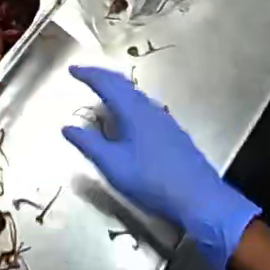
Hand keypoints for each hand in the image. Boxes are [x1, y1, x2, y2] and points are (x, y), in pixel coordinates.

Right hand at [62, 65, 258, 269]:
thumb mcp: (114, 166)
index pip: (106, 83)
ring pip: (136, 94)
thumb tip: (67, 127)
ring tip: (103, 91)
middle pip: (123, 83)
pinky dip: (129, 100)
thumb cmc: (152, 181)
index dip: (88, 74)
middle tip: (85, 74)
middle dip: (102, 75)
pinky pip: (145, 105)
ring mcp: (164, 119)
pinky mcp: (174, 132)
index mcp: (133, 111)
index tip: (72, 69)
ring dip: (117, 87)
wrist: (202, 200)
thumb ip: (89, 144)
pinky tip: (129, 115)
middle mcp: (149, 108)